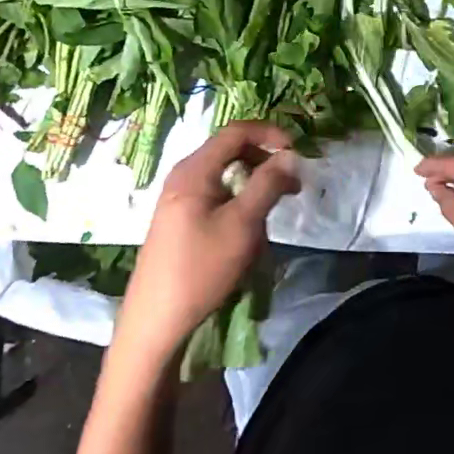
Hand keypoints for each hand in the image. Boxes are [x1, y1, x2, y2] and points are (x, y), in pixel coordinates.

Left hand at [117, 121, 300, 357]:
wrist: (156, 322)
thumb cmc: (200, 269)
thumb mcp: (242, 225)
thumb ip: (267, 184)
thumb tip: (289, 155)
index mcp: (193, 170)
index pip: (235, 131)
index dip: (269, 134)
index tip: (297, 153)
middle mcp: (182, 176)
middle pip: (229, 151)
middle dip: (264, 162)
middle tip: (292, 185)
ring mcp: (178, 199)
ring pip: (224, 176)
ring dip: (253, 187)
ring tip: (271, 213)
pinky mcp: (179, 220)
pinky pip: (215, 197)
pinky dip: (237, 203)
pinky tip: (247, 231)